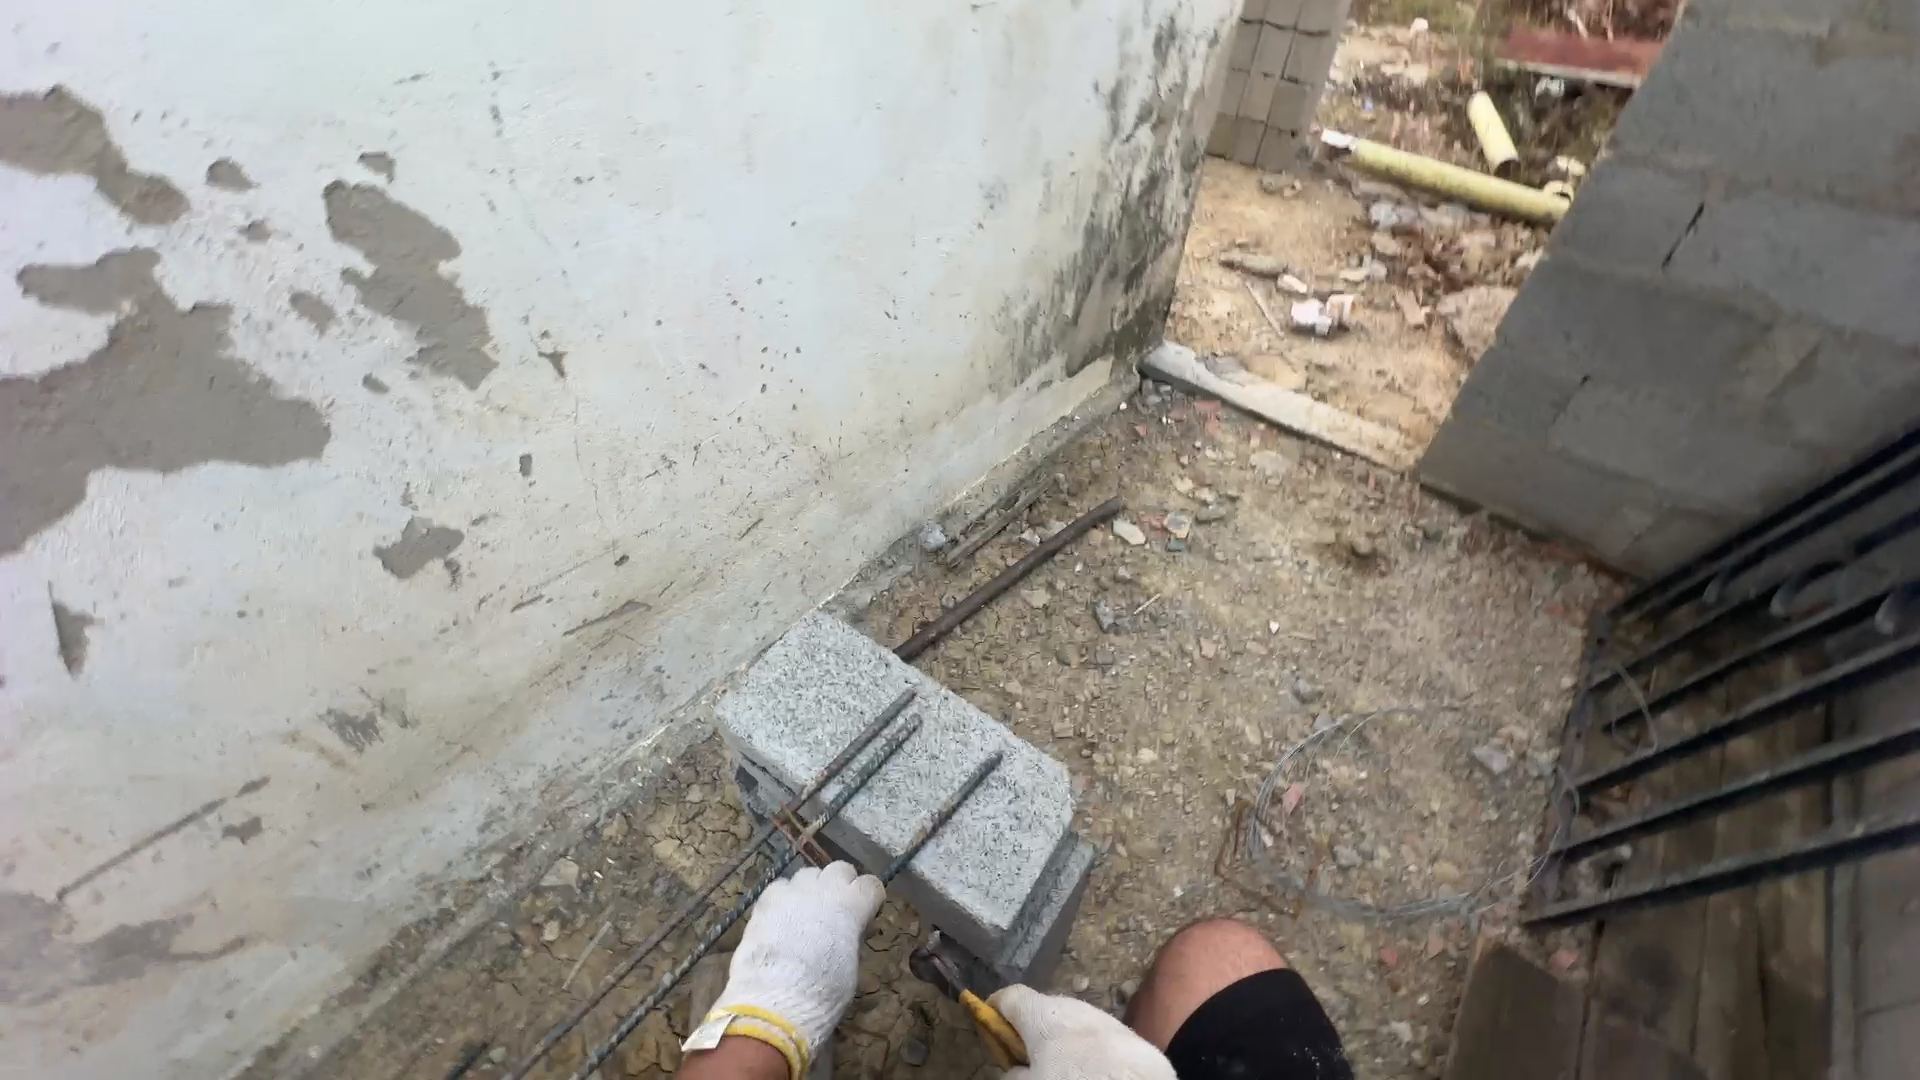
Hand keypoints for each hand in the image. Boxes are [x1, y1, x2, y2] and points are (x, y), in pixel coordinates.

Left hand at [705, 861, 884, 1075]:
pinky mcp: (768, 898)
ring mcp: (795, 890)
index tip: (866, 912)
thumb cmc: (821, 993)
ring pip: (808, 874)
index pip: (871, 885)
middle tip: (835, 909)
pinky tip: (779, 919)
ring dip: (811, 889)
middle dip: (841, 885)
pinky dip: (783, 899)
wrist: (775, 1001)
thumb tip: (847, 932)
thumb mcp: (850, 967)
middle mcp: (826, 889)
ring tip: (803, 913)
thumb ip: (850, 938)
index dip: (869, 898)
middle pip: (840, 869)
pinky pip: (780, 887)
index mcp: (853, 905)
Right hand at [989, 985, 1177, 1079]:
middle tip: (1030, 1063)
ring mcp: (1100, 1016)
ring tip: (1066, 1071)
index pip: (1008, 997)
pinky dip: (1090, 1053)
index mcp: (1040, 1012)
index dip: (995, 1011)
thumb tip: (1012, 1070)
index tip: (990, 1029)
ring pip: (1072, 1026)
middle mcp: (1069, 1004)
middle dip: (1033, 1034)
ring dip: (1063, 1043)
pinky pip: (1097, 1040)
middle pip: (1041, 1013)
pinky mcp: (1127, 1034)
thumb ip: (1013, 1077)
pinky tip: (1096, 1074)